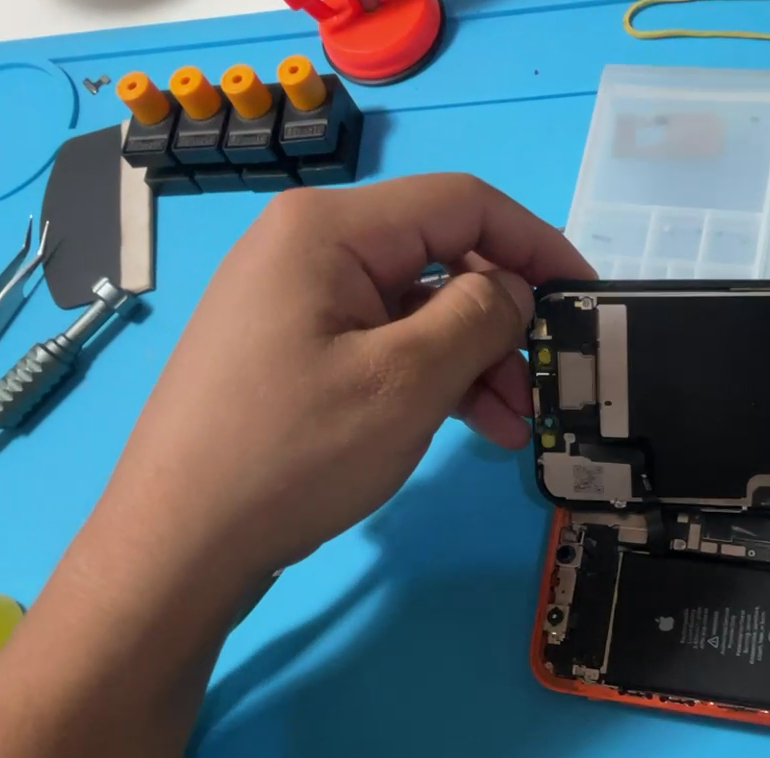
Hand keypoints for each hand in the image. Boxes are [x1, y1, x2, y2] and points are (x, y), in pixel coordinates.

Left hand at [91, 174, 591, 592]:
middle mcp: (313, 251)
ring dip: (476, 363)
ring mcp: (302, 305)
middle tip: (545, 387)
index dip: (536, 244)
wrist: (182, 540)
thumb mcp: (405, 382)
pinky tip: (471, 426)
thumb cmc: (295, 452)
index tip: (586, 295)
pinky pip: (386, 349)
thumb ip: (477, 319)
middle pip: (441, 262)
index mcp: (332, 230)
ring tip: (513, 427)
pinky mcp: (299, 354)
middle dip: (504, 324)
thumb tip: (515, 289)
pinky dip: (435, 382)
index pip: (462, 204)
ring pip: (419, 314)